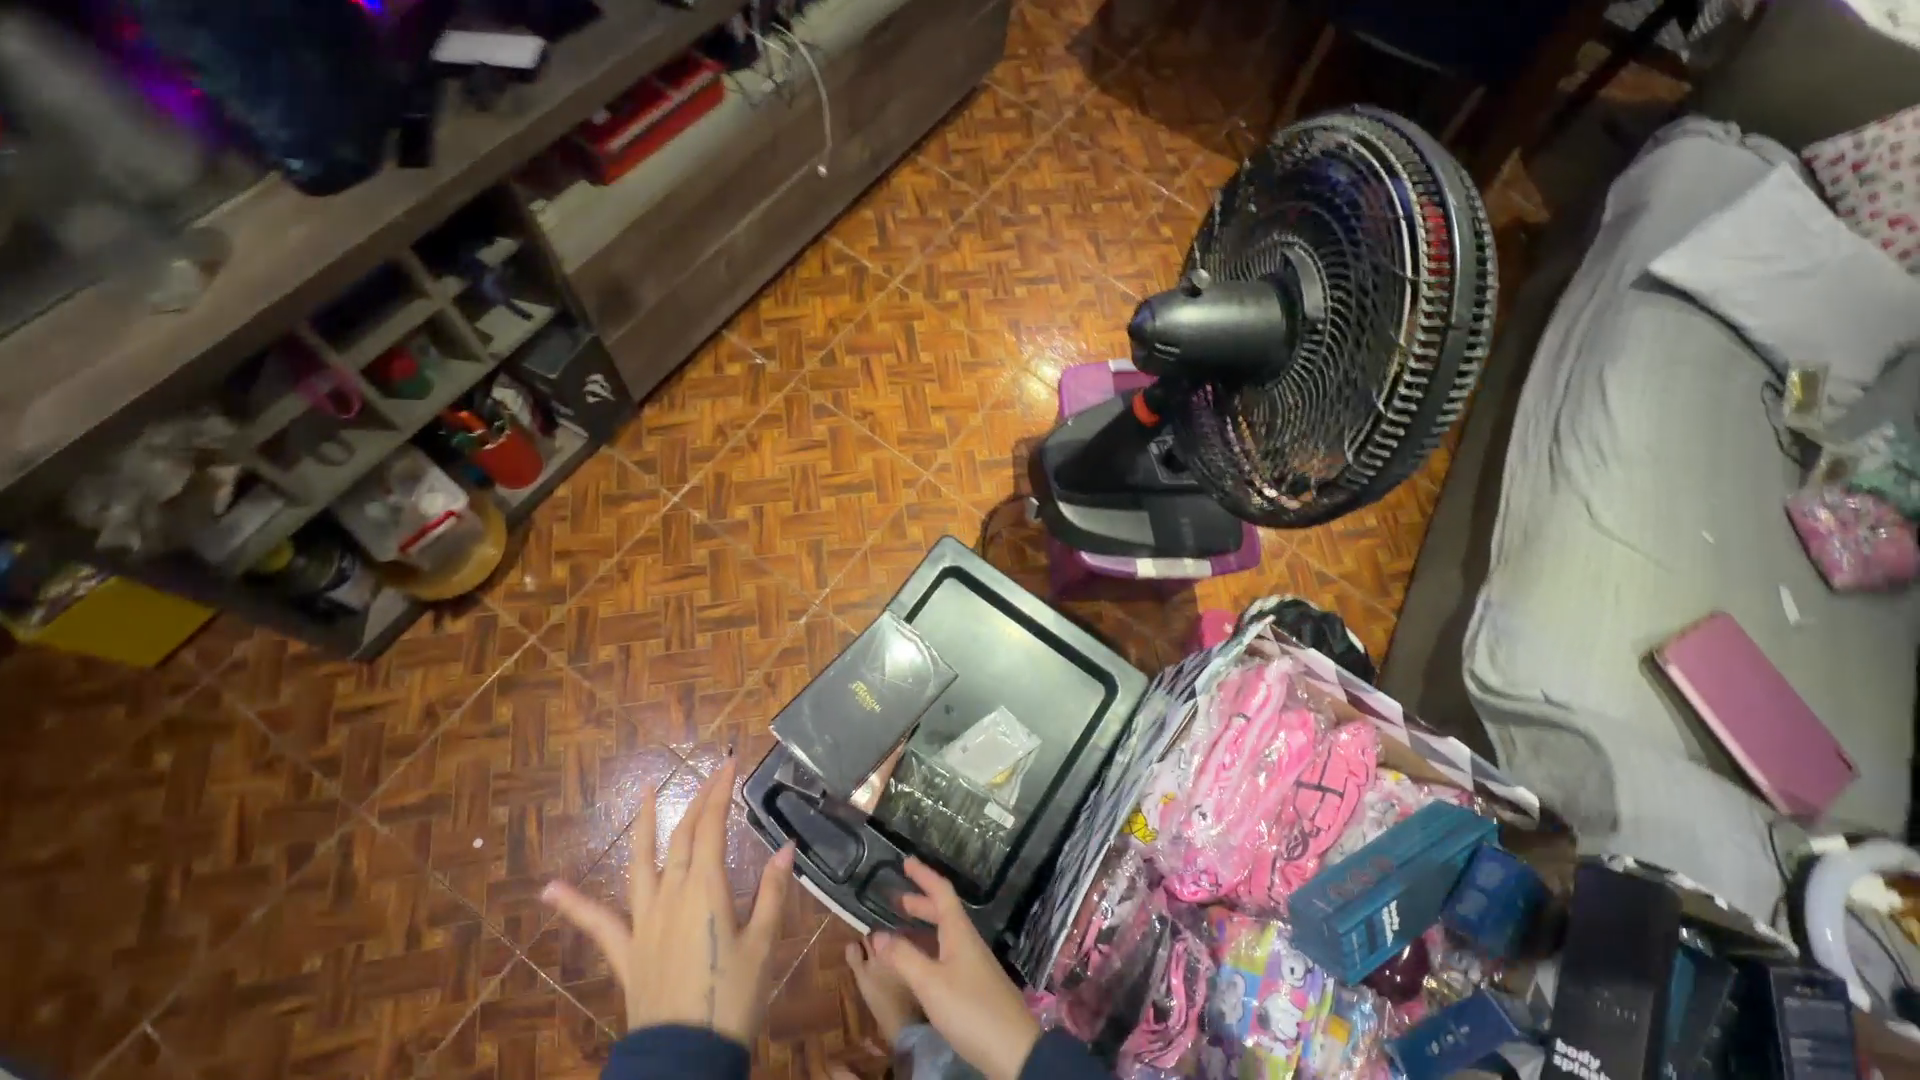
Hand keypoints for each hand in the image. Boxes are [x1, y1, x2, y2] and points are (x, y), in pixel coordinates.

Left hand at [541, 758, 795, 1044]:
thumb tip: (784, 847)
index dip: (720, 792)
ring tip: (644, 792)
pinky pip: (597, 923)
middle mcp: (670, 894)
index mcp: (705, 889)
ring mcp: (643, 920)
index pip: (712, 827)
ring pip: (641, 862)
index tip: (729, 764)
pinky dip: (574, 904)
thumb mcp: (763, 944)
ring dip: (643, 825)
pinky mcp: (626, 950)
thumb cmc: (733, 997)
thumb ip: (771, 892)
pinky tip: (549, 890)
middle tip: (711, 774)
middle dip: (697, 800)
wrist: (686, 1053)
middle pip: (682, 836)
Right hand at [870, 859, 1041, 1079]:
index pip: (942, 893)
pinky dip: (929, 951)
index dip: (924, 875)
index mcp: (960, 933)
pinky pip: (948, 956)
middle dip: (921, 902)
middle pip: (944, 913)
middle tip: (897, 899)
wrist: (1014, 1051)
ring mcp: (975, 965)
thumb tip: (876, 934)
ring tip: (901, 930)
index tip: (906, 861)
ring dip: (924, 928)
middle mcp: (969, 943)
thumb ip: (903, 958)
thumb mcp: (931, 983)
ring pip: (946, 936)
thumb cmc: (971, 1009)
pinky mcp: (976, 987)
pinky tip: (919, 967)